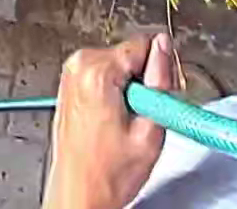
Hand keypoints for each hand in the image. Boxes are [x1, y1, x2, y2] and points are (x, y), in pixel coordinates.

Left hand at [42, 34, 175, 208]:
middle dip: (144, 80)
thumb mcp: (149, 133)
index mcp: (97, 70)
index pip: (145, 43)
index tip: (158, 97)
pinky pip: (105, 72)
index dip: (159, 71)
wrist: (76, 200)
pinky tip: (112, 119)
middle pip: (131, 52)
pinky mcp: (71, 82)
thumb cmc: (106, 177)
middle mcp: (80, 63)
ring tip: (126, 121)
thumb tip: (164, 45)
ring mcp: (72, 72)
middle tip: (143, 115)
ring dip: (130, 87)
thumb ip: (161, 82)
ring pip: (120, 63)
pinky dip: (115, 91)